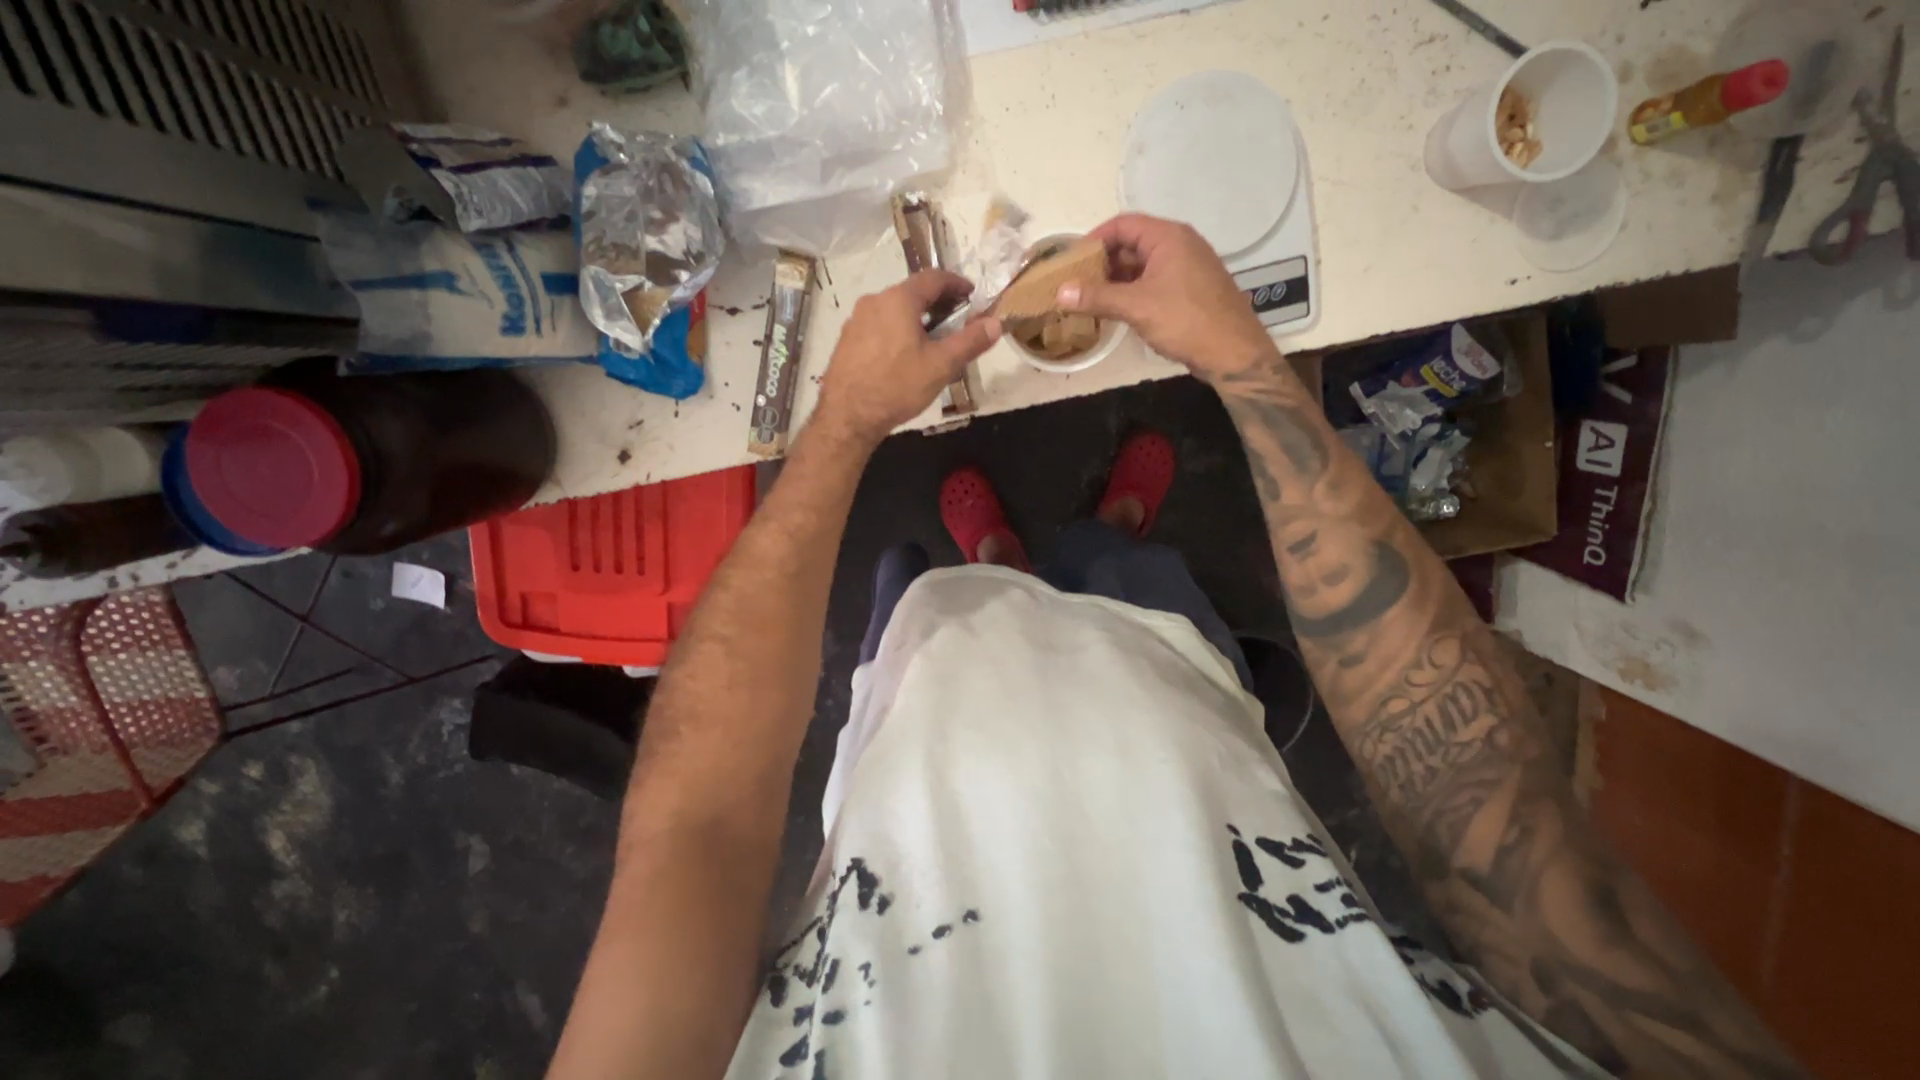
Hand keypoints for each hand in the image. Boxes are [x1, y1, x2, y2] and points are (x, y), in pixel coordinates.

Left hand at [813, 270, 1001, 444]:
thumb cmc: (897, 387)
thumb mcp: (941, 365)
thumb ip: (970, 341)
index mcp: (898, 300)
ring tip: (931, 342)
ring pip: (893, 310)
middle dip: (937, 303)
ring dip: (915, 319)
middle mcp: (874, 301)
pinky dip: (896, 331)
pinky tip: (903, 357)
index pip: (933, 278)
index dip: (956, 283)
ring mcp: (856, 320)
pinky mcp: (846, 340)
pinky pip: (878, 327)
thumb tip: (996, 323)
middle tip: (955, 321)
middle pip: (912, 293)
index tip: (971, 294)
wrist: (847, 417)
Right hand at [1056, 213, 1275, 381]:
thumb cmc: (1186, 320)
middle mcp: (1179, 244)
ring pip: (1142, 265)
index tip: (1072, 261)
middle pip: (1131, 243)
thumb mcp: (1136, 307)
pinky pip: (1154, 281)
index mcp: (1168, 237)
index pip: (1122, 224)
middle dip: (1102, 262)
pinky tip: (1117, 310)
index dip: (1094, 239)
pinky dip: (1133, 291)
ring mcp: (1187, 267)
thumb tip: (1060, 292)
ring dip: (1116, 279)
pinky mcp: (1190, 289)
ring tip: (1090, 299)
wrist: (1233, 352)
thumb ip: (1097, 297)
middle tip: (1076, 282)